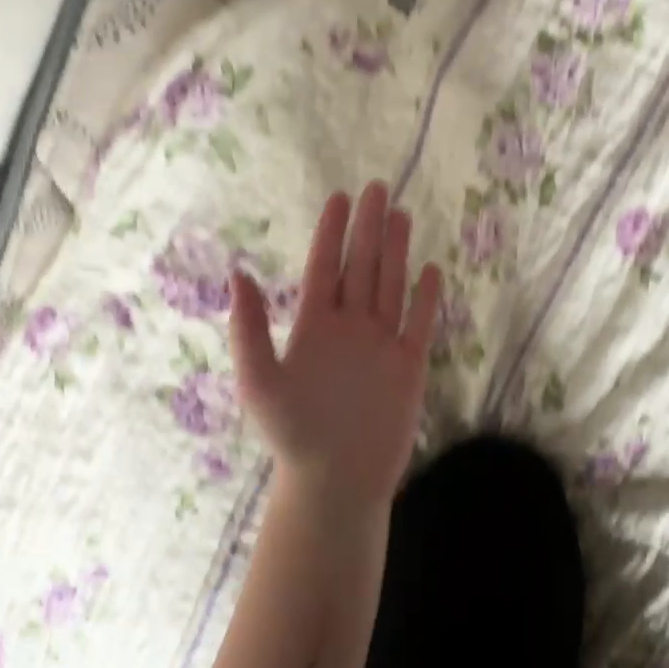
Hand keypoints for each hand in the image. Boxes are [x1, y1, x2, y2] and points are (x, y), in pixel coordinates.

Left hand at [228, 183, 441, 511]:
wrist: (336, 479)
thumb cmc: (293, 434)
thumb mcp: (258, 379)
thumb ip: (249, 327)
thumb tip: (238, 273)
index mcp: (314, 327)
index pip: (325, 268)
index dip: (332, 233)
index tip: (341, 198)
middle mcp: (350, 329)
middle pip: (362, 267)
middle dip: (369, 229)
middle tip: (378, 188)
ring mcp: (381, 346)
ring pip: (391, 286)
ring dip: (396, 251)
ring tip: (402, 214)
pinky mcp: (409, 366)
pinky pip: (419, 323)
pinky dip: (426, 297)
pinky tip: (429, 269)